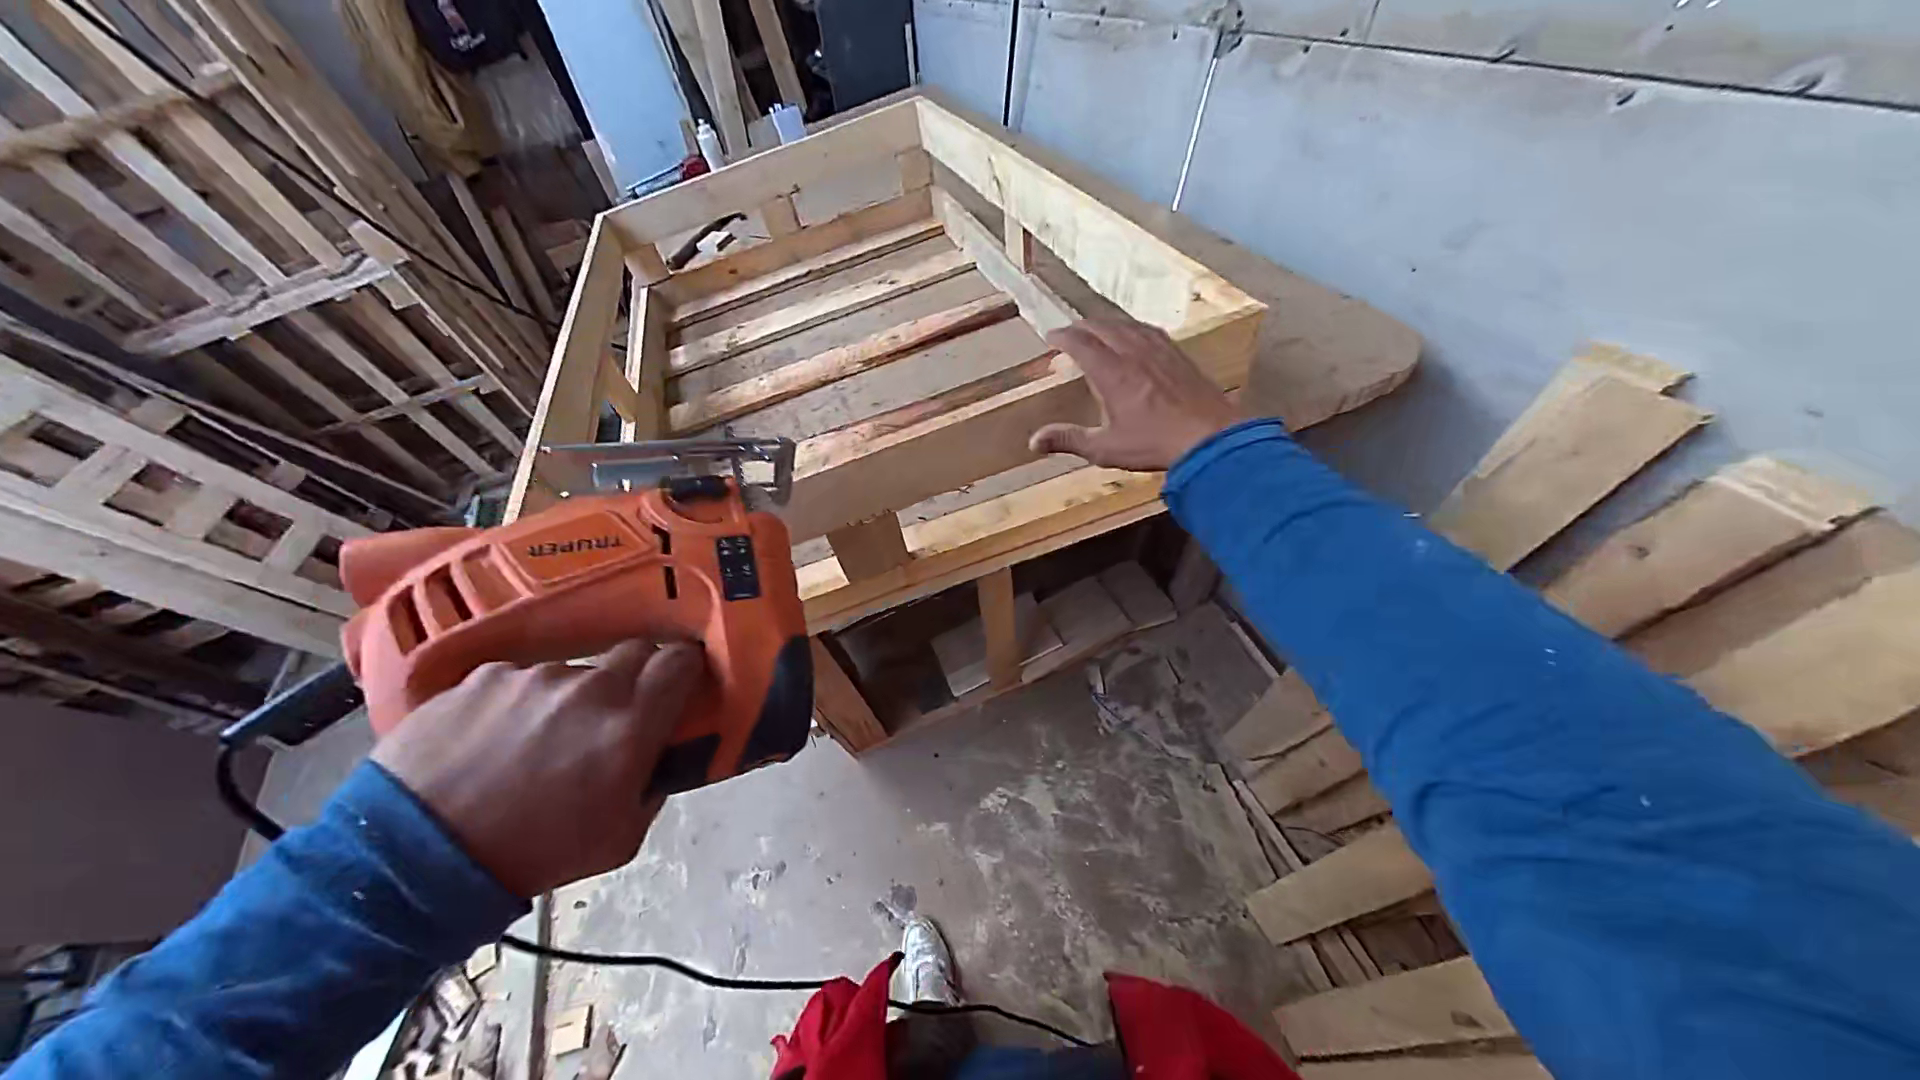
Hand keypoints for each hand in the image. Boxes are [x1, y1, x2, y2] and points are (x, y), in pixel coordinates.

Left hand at [371, 640, 705, 897]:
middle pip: (636, 650)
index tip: (680, 684)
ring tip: (538, 738)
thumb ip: (654, 782)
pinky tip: (494, 738)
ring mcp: (531, 677)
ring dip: (573, 696)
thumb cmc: (532, 855)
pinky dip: (521, 701)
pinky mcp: (481, 677)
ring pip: (574, 671)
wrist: (411, 861)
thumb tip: (658, 751)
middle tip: (620, 710)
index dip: (687, 668)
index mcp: (629, 725)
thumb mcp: (621, 836)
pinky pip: (519, 679)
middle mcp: (588, 688)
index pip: (680, 661)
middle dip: (639, 673)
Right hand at [1029, 318, 1241, 470]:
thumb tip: (1034, 442)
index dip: (1062, 337)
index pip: (1080, 342)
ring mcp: (1159, 350)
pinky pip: (1148, 330)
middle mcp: (1133, 353)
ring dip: (1106, 324)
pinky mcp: (1178, 354)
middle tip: (1069, 335)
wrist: (1210, 438)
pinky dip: (1131, 328)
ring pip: (1126, 324)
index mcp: (1111, 372)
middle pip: (1101, 326)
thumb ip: (1069, 440)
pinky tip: (1134, 336)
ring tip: (1097, 332)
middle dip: (1081, 328)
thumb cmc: (1154, 444)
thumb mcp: (1105, 448)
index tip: (1050, 336)